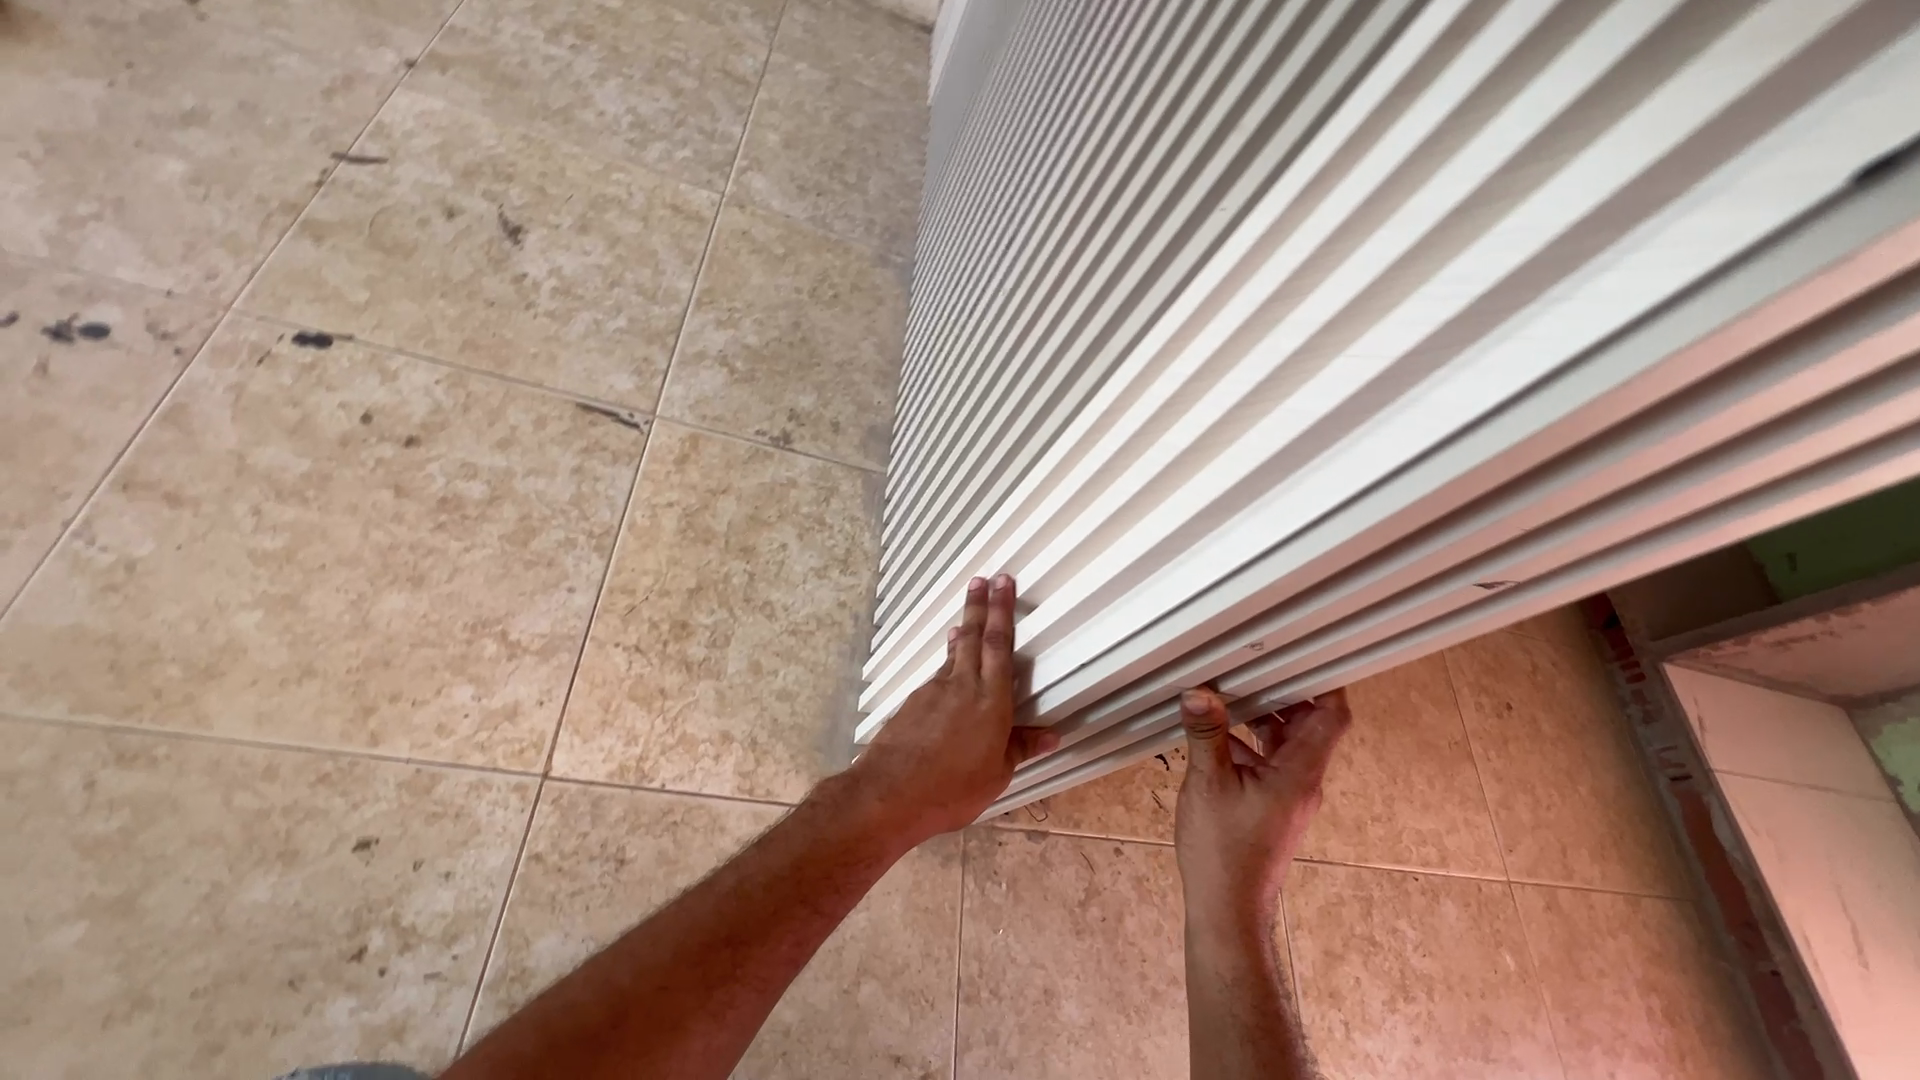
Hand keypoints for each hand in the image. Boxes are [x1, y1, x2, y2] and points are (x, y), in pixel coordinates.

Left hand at [847, 574, 1058, 846]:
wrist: (888, 793)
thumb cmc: (951, 789)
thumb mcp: (996, 775)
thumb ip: (1020, 748)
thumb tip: (1052, 735)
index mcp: (991, 701)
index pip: (1000, 645)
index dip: (1003, 611)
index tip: (1003, 583)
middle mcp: (962, 686)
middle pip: (974, 637)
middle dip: (980, 606)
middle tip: (983, 578)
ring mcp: (933, 692)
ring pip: (953, 656)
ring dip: (963, 635)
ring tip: (967, 620)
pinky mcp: (912, 704)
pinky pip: (937, 676)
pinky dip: (947, 665)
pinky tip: (948, 672)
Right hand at [1174, 686, 1350, 928]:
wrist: (1227, 908)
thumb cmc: (1223, 849)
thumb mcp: (1208, 784)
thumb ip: (1207, 735)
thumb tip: (1198, 692)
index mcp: (1299, 773)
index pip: (1331, 717)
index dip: (1324, 683)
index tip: (1303, 655)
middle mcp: (1302, 782)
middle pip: (1308, 726)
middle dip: (1283, 695)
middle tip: (1254, 667)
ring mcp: (1287, 797)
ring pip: (1284, 746)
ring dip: (1262, 720)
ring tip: (1229, 694)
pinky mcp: (1270, 809)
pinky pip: (1267, 765)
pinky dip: (1248, 746)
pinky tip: (1215, 739)